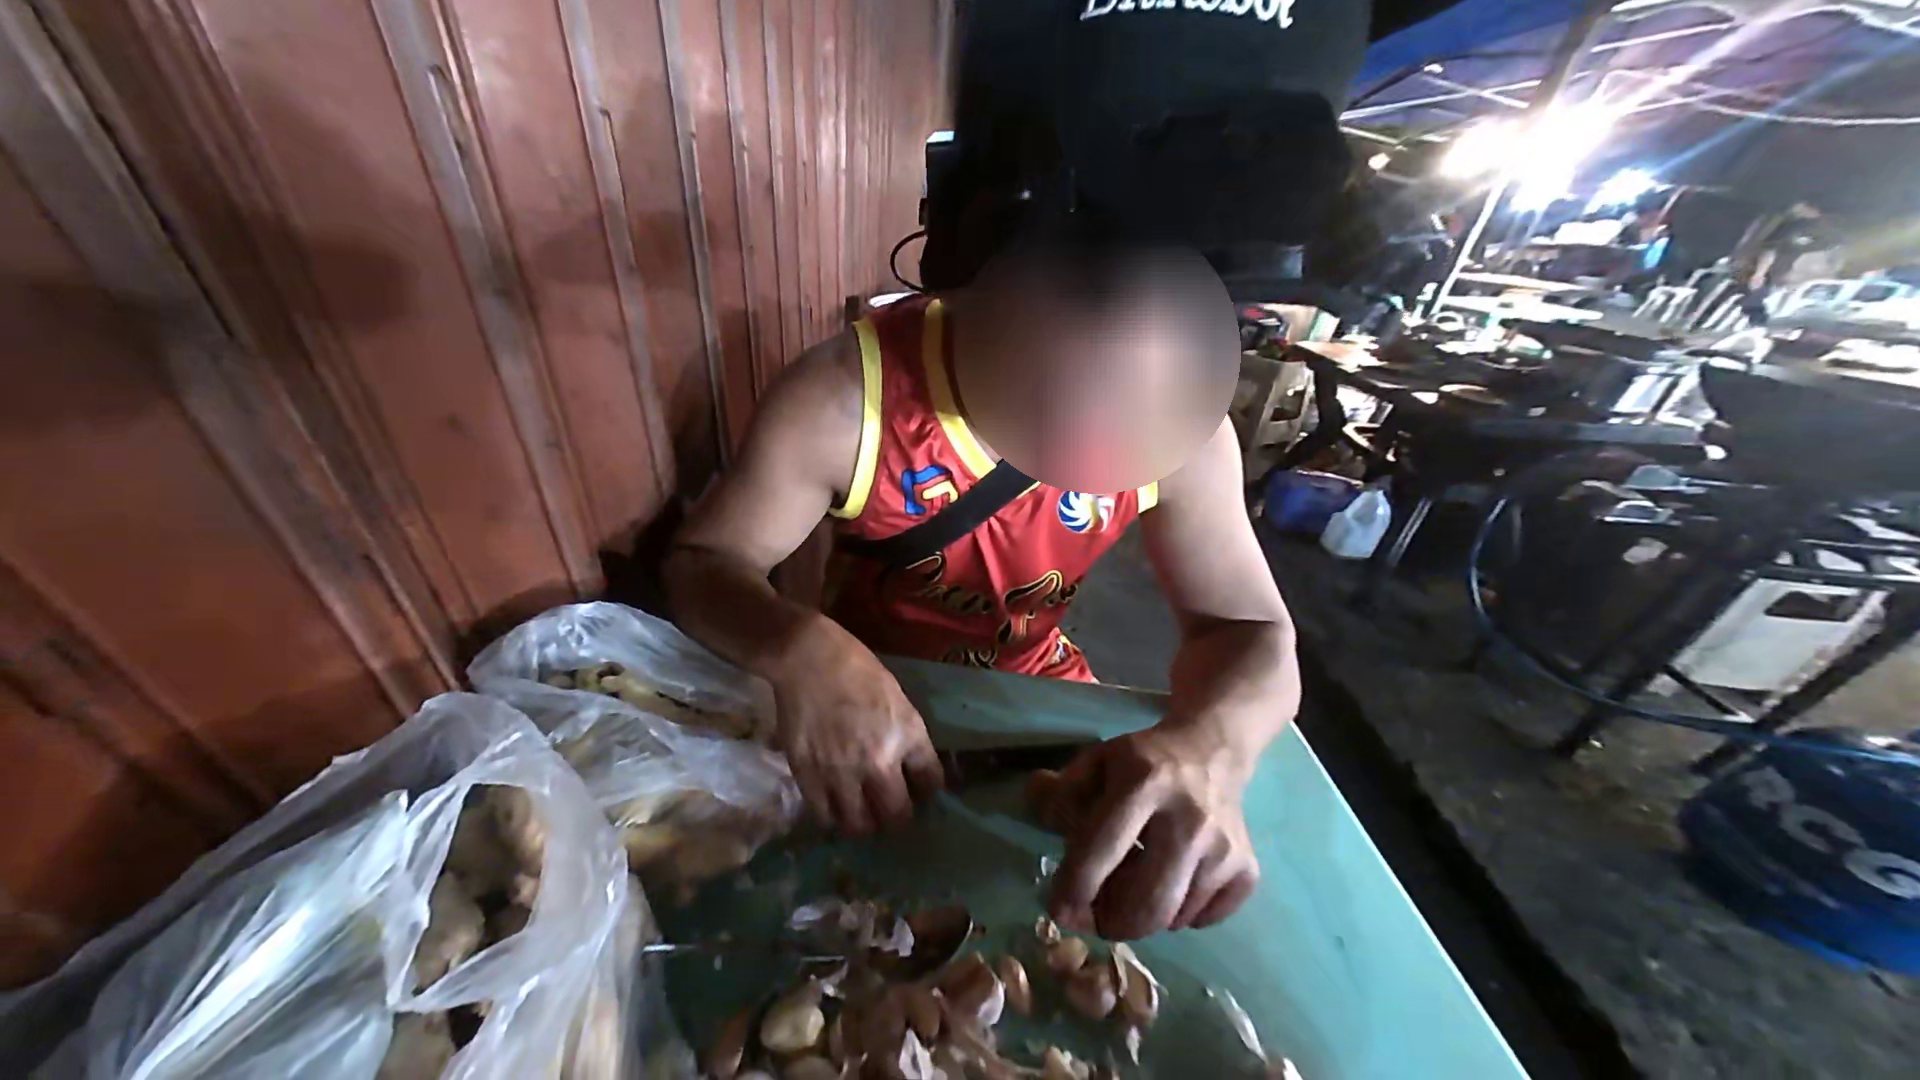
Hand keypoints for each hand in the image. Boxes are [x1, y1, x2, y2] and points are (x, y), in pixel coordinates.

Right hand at [767, 618, 943, 834]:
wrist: (808, 658)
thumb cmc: (856, 667)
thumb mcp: (896, 697)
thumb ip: (905, 733)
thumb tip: (908, 762)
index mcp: (908, 735)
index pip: (931, 781)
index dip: (928, 790)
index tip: (921, 791)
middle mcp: (880, 761)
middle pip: (898, 815)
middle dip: (899, 817)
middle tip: (892, 811)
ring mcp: (843, 774)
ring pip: (860, 825)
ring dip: (865, 824)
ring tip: (862, 816)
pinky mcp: (809, 777)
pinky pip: (825, 816)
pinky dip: (832, 817)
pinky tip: (834, 808)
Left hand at [1040, 724, 1258, 938]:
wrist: (1212, 750)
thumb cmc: (1143, 760)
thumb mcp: (1096, 760)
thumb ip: (1061, 789)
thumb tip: (1032, 801)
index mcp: (1143, 782)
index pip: (1102, 848)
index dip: (1074, 887)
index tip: (1057, 909)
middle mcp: (1189, 817)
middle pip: (1144, 902)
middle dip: (1108, 922)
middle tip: (1092, 917)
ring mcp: (1224, 848)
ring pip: (1172, 918)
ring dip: (1139, 919)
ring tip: (1125, 895)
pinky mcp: (1247, 869)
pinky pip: (1202, 920)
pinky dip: (1176, 916)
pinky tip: (1166, 884)